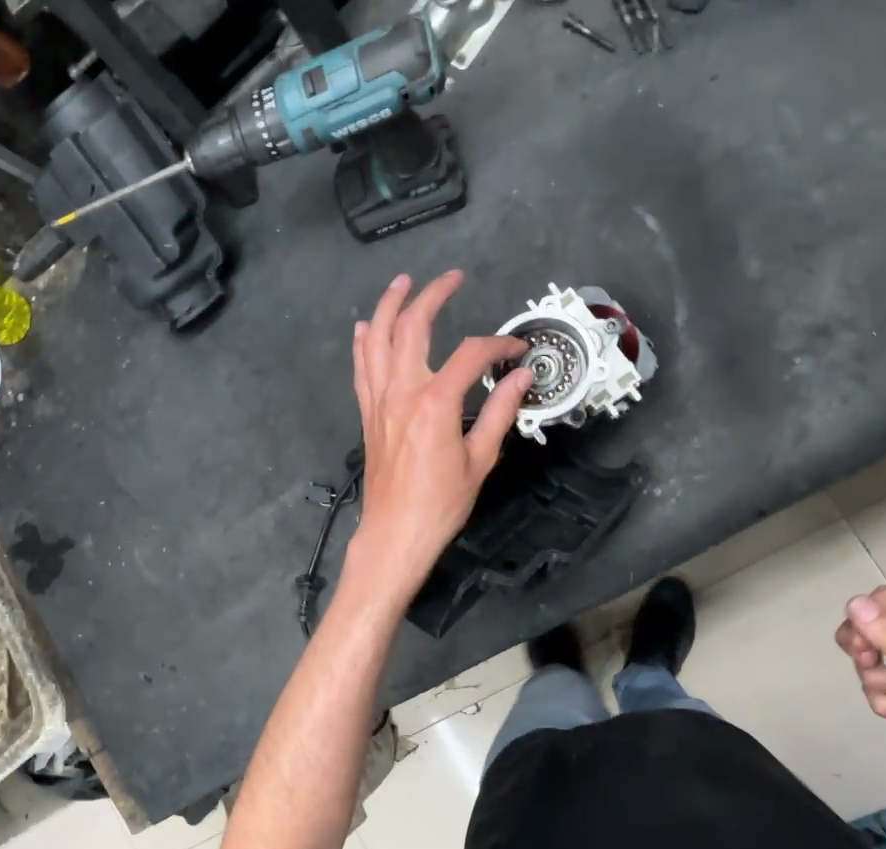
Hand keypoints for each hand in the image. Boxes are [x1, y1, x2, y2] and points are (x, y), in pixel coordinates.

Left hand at [346, 271, 532, 598]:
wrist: (395, 533)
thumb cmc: (441, 503)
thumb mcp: (481, 459)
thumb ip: (501, 411)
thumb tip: (523, 375)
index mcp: (435, 403)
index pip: (472, 354)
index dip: (500, 345)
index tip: (518, 350)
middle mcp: (401, 392)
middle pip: (412, 328)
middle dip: (432, 296)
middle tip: (452, 278)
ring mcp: (379, 401)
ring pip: (376, 340)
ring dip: (388, 307)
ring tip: (402, 283)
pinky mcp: (367, 414)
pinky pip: (361, 369)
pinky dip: (362, 344)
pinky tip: (363, 327)